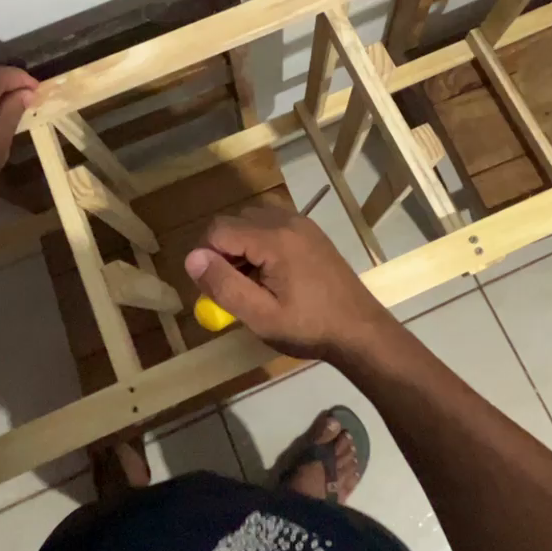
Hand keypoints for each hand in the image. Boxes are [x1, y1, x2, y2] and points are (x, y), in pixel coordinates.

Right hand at [184, 206, 401, 363]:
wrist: (360, 330)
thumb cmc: (309, 327)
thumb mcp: (261, 316)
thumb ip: (224, 285)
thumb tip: (191, 258)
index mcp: (274, 239)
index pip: (218, 229)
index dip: (207, 256)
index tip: (214, 287)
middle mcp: (286, 220)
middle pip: (234, 221)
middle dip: (224, 252)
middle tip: (235, 288)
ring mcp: (301, 222)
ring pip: (252, 221)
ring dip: (242, 247)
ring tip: (253, 284)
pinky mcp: (310, 231)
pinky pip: (272, 225)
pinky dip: (261, 243)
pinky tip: (273, 275)